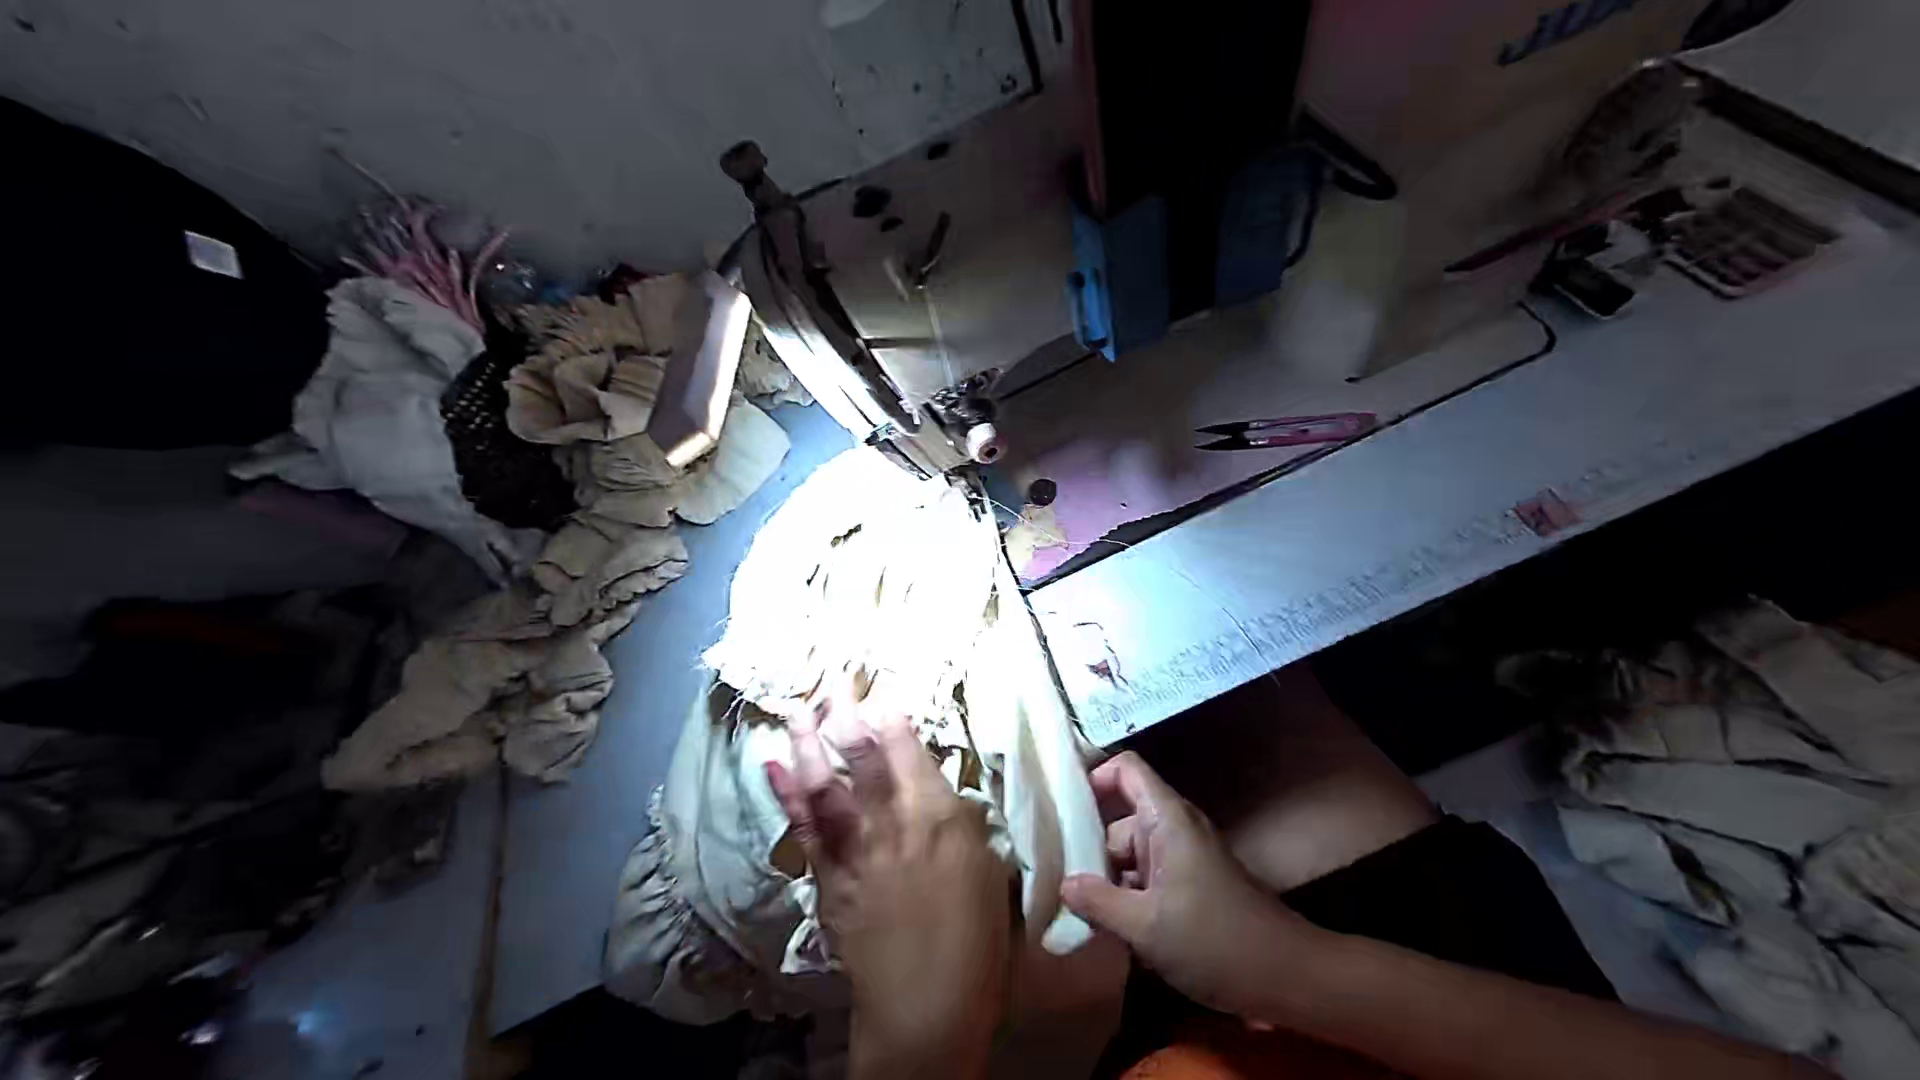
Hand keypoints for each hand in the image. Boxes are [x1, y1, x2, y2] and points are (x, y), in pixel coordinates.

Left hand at [766, 699, 1008, 1079]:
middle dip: (845, 715)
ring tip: (798, 708)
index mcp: (936, 817)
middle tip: (834, 682)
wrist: (928, 1006)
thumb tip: (936, 787)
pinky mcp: (827, 878)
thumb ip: (958, 819)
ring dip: (808, 743)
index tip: (880, 694)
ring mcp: (853, 850)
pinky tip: (771, 765)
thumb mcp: (986, 866)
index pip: (908, 751)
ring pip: (824, 784)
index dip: (891, 718)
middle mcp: (890, 823)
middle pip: (860, 759)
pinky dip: (785, 794)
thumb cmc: (974, 937)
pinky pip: (802, 828)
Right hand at [1060, 751, 1321, 1017]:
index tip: (1062, 810)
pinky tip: (1112, 927)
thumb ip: (1098, 902)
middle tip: (1060, 882)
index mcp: (1166, 819)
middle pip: (1119, 819)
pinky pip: (1146, 875)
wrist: (1288, 977)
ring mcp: (1183, 856)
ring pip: (1130, 853)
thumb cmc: (1216, 941)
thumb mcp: (1146, 926)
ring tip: (1080, 912)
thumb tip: (1063, 885)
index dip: (1094, 777)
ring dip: (1108, 879)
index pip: (1126, 769)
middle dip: (1091, 849)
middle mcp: (1173, 828)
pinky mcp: (1189, 883)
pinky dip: (1128, 894)